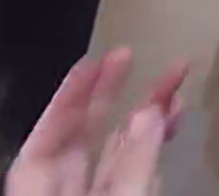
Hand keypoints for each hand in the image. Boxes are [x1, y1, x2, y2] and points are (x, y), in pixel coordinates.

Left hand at [6, 48, 187, 195]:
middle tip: (127, 52)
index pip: (42, 148)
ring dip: (146, 108)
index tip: (91, 63)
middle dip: (105, 95)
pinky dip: (156, 136)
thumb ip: (133, 165)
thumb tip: (149, 108)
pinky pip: (137, 165)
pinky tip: (176, 112)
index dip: (63, 104)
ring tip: (177, 72)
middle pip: (77, 142)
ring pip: (115, 149)